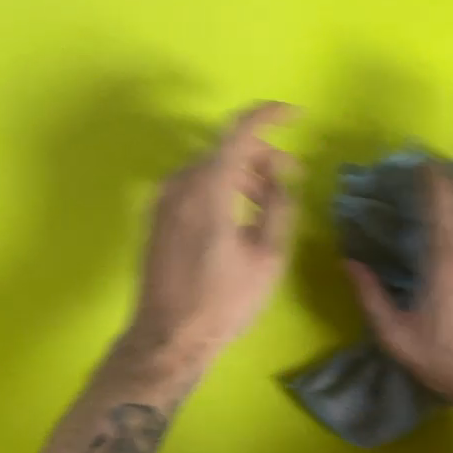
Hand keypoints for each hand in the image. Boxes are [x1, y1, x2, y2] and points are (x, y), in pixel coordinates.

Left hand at [127, 101, 298, 365]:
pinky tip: (237, 220)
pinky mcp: (156, 219)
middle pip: (224, 150)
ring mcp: (162, 201)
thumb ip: (279, 207)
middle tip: (289, 180)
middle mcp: (179, 183)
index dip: (271, 116)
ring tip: (266, 207)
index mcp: (208, 187)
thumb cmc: (224, 302)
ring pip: (208, 170)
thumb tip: (282, 177)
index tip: (297, 116)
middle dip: (261, 157)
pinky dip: (219, 191)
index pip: (240, 130)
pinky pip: (193, 188)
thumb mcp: (268, 257)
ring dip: (241, 177)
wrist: (169, 337)